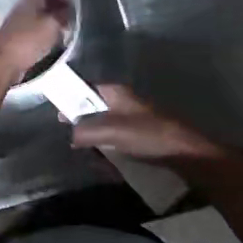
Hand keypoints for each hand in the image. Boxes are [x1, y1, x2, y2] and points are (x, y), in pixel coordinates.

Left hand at [0, 0, 70, 77]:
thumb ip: (62, 13)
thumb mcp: (52, 25)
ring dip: (52, 19)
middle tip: (72, 14)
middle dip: (58, 6)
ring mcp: (18, 22)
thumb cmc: (29, 40)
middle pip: (43, 1)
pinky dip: (45, 31)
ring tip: (66, 26)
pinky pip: (35, 29)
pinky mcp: (17, 37)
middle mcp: (23, 7)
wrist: (4, 63)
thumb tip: (69, 7)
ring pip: (39, 15)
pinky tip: (54, 38)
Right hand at [72, 85, 227, 168]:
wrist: (185, 153)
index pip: (85, 87)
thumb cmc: (148, 136)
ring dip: (93, 134)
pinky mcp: (140, 133)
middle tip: (67, 136)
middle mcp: (123, 100)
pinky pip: (115, 135)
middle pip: (93, 106)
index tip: (56, 115)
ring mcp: (133, 117)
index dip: (69, 98)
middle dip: (80, 120)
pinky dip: (106, 143)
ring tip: (82, 149)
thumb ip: (86, 130)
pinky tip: (102, 155)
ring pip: (104, 122)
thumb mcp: (112, 131)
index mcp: (117, 92)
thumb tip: (70, 135)